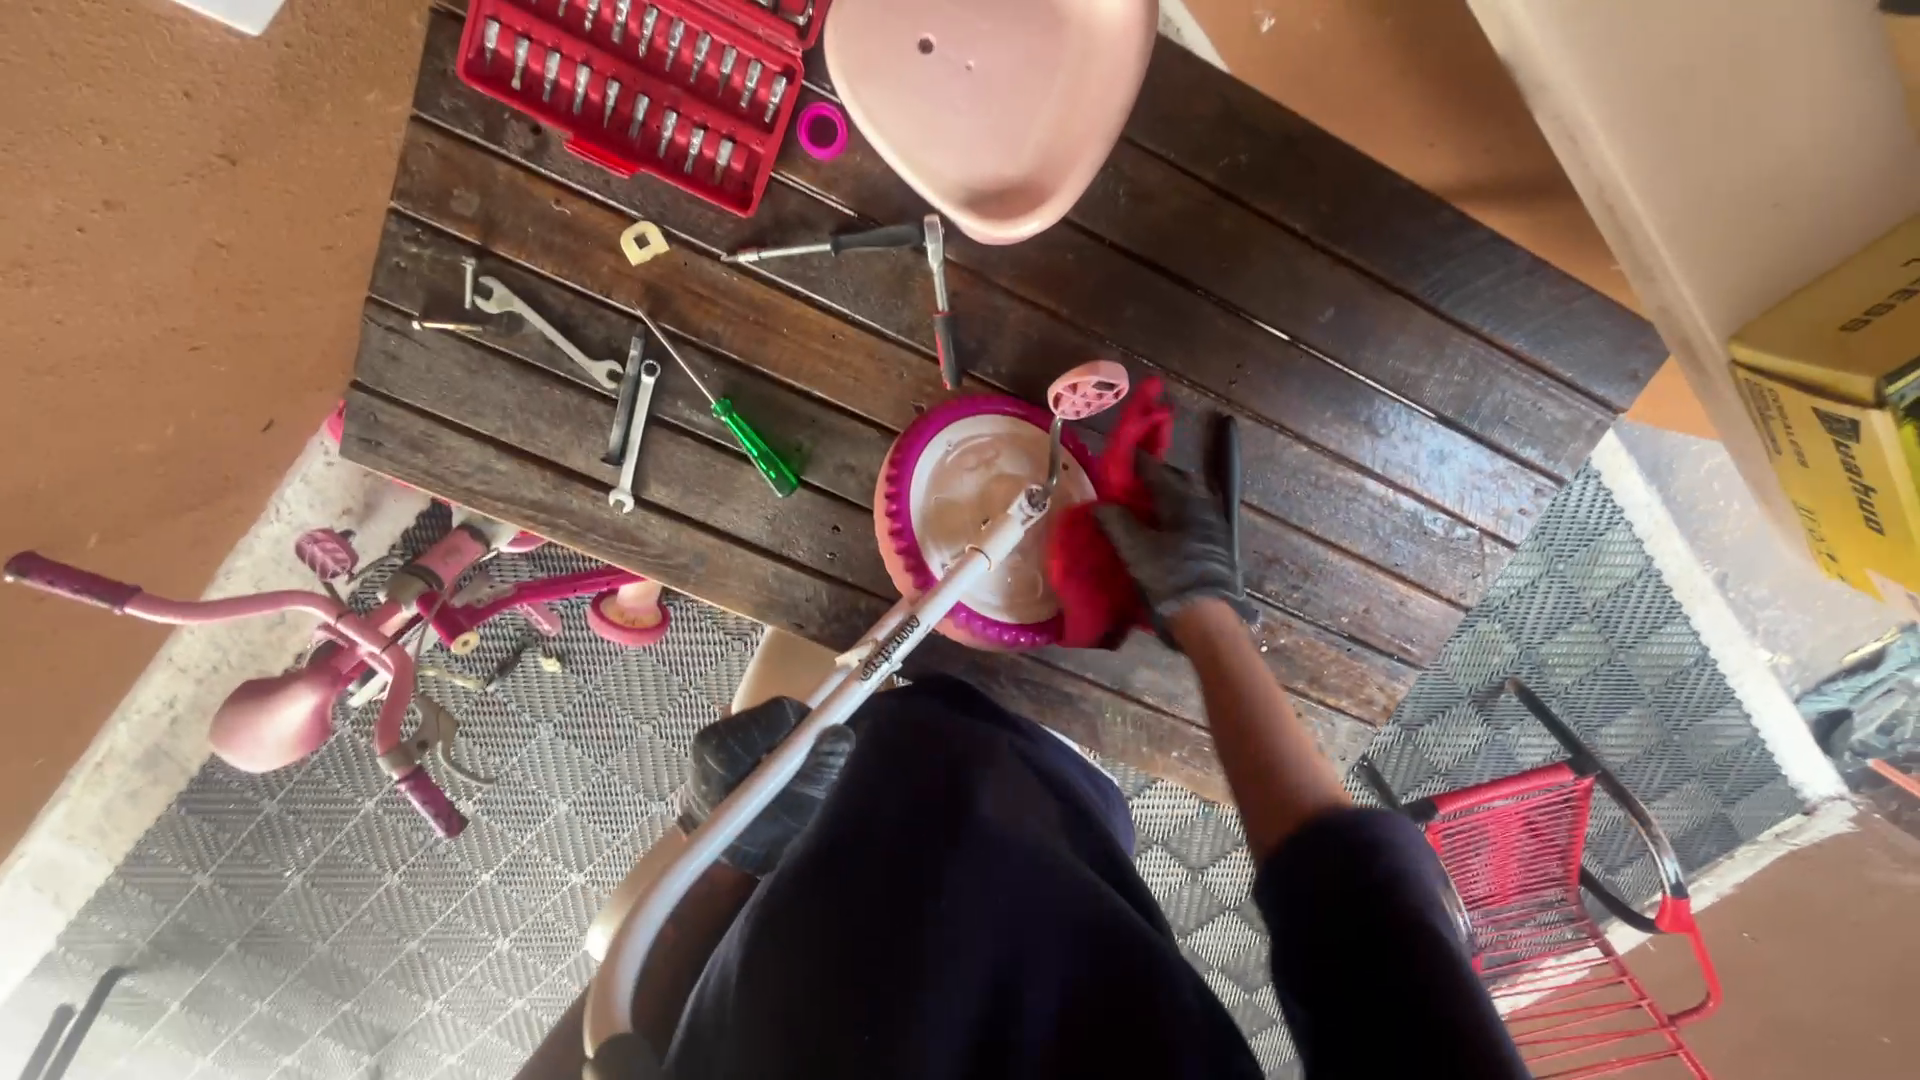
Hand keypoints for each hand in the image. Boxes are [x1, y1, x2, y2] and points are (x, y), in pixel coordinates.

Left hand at [677, 698, 855, 877]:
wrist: (723, 863)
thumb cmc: (761, 840)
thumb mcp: (798, 809)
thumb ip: (820, 769)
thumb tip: (841, 732)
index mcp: (727, 752)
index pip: (777, 712)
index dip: (806, 721)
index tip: (818, 741)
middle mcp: (710, 741)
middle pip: (767, 714)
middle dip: (792, 731)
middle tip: (805, 759)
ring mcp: (705, 744)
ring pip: (759, 720)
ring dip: (779, 738)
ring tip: (785, 772)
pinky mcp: (707, 750)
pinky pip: (747, 731)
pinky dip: (765, 744)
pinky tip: (767, 771)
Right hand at [1093, 452, 1255, 639]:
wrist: (1206, 616)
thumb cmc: (1168, 577)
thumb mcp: (1134, 549)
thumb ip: (1115, 521)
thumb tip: (1098, 504)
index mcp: (1179, 499)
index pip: (1154, 470)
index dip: (1136, 463)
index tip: (1120, 459)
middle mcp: (1201, 503)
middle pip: (1178, 479)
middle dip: (1156, 476)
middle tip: (1134, 482)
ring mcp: (1213, 522)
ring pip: (1191, 496)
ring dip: (1171, 493)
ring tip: (1150, 502)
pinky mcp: (1217, 542)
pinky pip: (1198, 513)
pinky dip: (1181, 510)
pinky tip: (1169, 524)